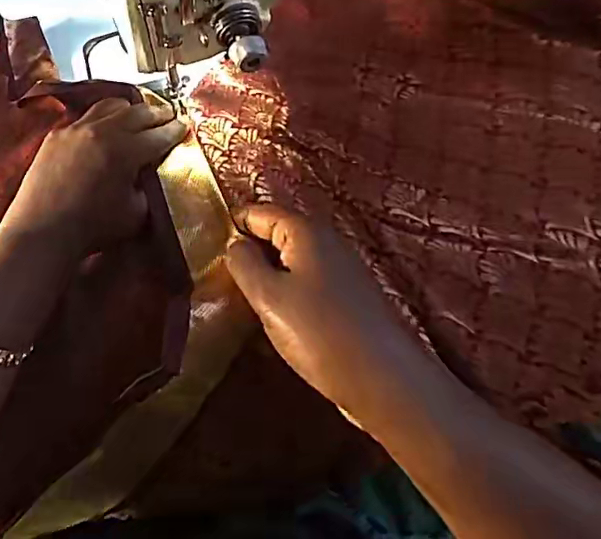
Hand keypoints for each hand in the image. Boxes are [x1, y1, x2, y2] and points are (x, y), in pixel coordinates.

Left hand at [0, 97, 187, 266]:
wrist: (43, 229)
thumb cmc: (92, 228)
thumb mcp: (135, 213)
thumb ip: (146, 189)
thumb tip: (146, 176)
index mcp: (126, 149)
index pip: (158, 134)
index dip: (174, 130)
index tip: (183, 126)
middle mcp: (102, 130)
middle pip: (136, 112)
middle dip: (156, 114)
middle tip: (167, 115)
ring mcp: (76, 128)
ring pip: (108, 106)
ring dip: (128, 109)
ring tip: (136, 114)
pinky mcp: (57, 134)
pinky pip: (84, 117)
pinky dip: (100, 118)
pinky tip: (103, 126)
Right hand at [224, 204, 444, 425]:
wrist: (392, 388)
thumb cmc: (322, 334)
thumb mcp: (269, 297)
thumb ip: (243, 263)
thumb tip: (234, 244)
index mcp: (305, 231)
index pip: (257, 212)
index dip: (231, 226)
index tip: (208, 249)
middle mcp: (327, 243)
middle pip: (275, 236)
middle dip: (249, 254)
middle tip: (223, 281)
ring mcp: (342, 272)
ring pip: (291, 264)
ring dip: (268, 280)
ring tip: (246, 306)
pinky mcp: (351, 302)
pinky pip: (308, 287)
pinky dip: (289, 299)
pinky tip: (279, 326)